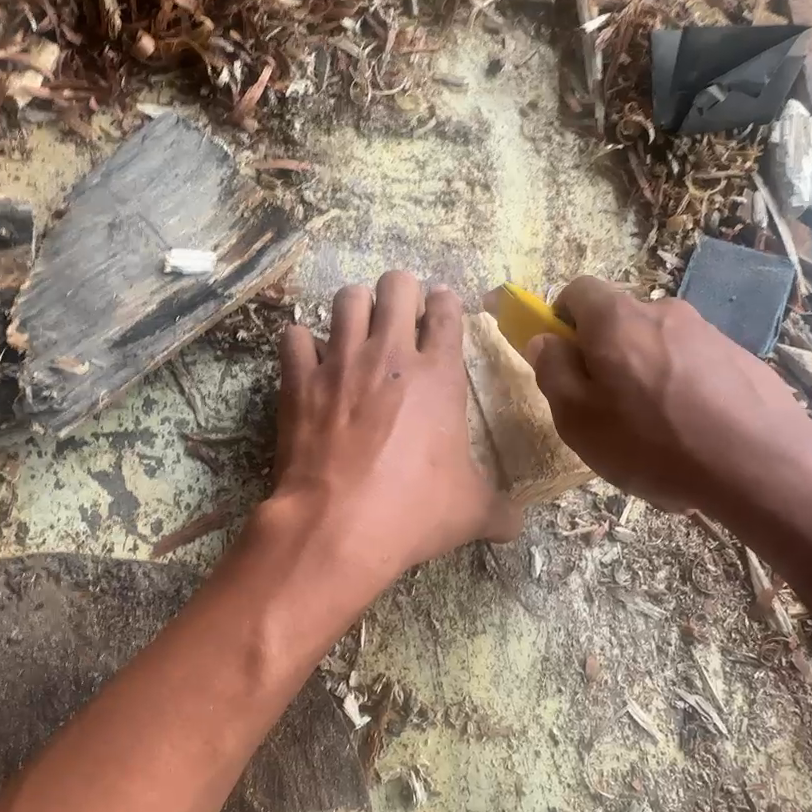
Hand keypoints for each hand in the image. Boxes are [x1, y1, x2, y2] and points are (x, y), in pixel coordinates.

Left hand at [272, 271, 520, 584]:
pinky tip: (308, 358)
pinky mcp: (299, 380)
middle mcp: (389, 355)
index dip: (446, 304)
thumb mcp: (471, 511)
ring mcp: (340, 363)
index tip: (441, 310)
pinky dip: (301, 343)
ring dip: (355, 306)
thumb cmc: (414, 510)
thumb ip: (498, 509)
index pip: (447, 312)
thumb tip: (517, 525)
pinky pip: (295, 337)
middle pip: (396, 286)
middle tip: (400, 315)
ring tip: (357, 326)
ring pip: (347, 299)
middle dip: (400, 292)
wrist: (338, 525)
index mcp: (439, 375)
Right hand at [527, 276, 811, 518]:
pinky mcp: (742, 360)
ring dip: (647, 377)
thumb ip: (553, 372)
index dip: (562, 319)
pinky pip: (695, 369)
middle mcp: (664, 312)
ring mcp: (709, 334)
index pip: (578, 290)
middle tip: (605, 409)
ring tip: (654, 435)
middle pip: (621, 321)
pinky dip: (684, 393)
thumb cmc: (653, 443)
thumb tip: (545, 340)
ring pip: (659, 347)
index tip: (563, 358)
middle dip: (606, 355)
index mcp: (617, 319)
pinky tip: (693, 440)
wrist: (764, 467)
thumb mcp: (579, 419)